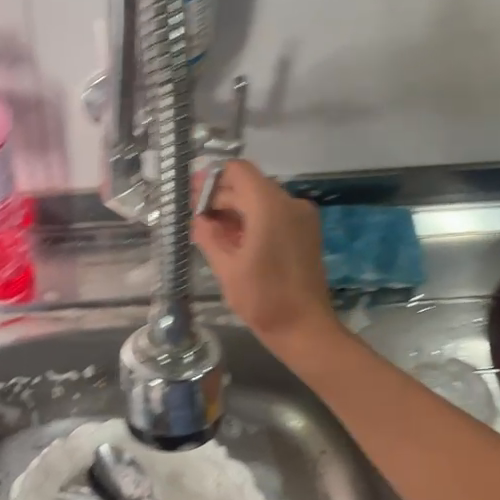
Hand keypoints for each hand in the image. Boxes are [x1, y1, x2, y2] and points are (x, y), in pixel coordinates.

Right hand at [193, 160, 338, 351]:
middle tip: (195, 218)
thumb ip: (209, 236)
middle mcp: (289, 203)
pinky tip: (235, 242)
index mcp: (269, 206)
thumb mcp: (227, 268)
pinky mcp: (306, 233)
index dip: (212, 180)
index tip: (193, 198)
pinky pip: (275, 215)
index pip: (238, 171)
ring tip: (211, 233)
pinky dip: (254, 221)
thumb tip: (198, 219)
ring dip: (236, 211)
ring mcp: (302, 217)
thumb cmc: (263, 299)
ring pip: (262, 200)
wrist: (304, 327)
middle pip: (250, 185)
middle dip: (221, 197)